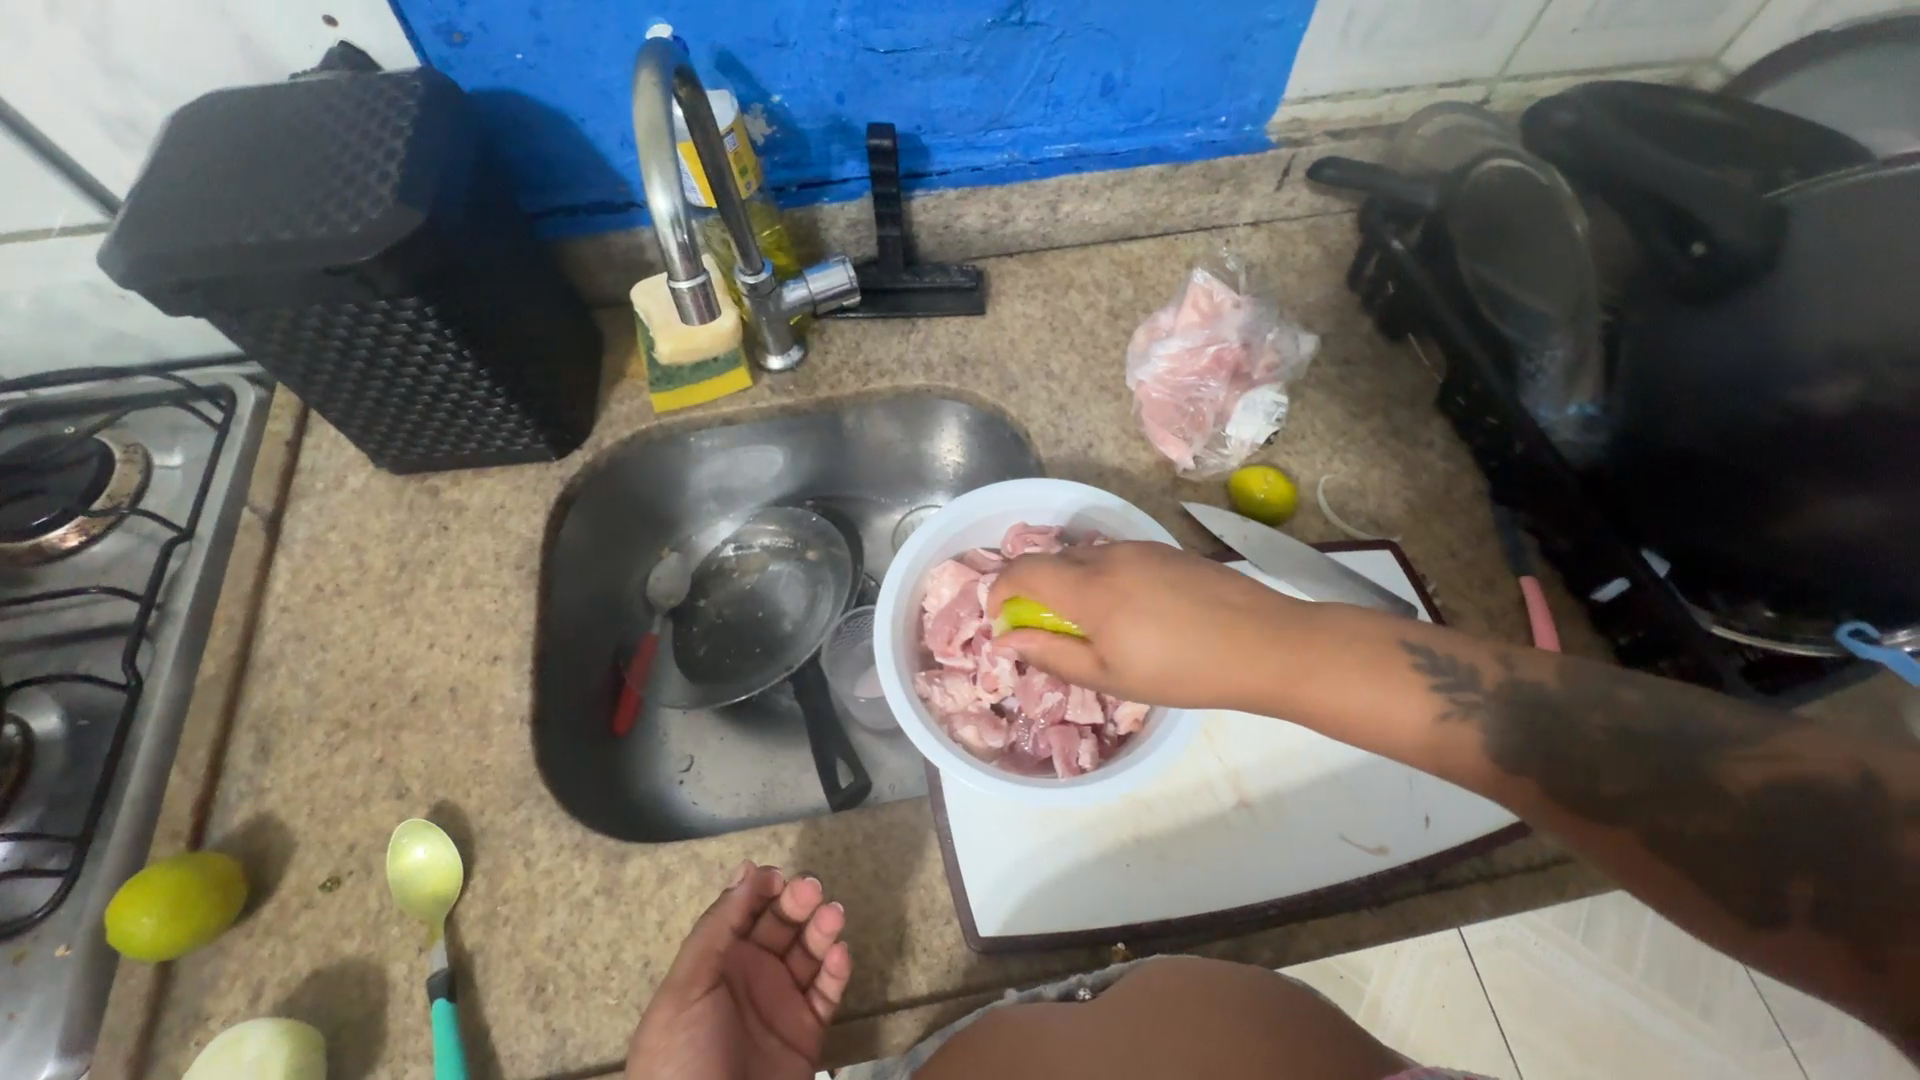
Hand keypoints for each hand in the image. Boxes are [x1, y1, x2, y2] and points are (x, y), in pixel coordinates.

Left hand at [627, 863, 851, 1079]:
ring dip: (820, 930)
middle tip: (811, 890)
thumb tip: (745, 871)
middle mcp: (747, 979)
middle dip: (795, 903)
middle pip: (778, 927)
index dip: (758, 890)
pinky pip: (826, 993)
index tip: (776, 876)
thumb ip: (715, 929)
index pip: (739, 914)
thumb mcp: (684, 992)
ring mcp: (779, 1005)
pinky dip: (836, 971)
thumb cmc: (683, 1062)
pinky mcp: (807, 1033)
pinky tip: (839, 955)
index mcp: (712, 967)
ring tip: (832, 915)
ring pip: (808, 954)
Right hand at [987, 541, 1309, 711]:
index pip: (1022, 571)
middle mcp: (1109, 556)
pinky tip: (1135, 613)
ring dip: (1071, 585)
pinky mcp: (1166, 550)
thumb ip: (1050, 654)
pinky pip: (1116, 557)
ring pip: (1085, 558)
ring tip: (1098, 628)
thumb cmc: (1182, 671)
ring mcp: (1141, 548)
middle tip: (1051, 633)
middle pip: (1052, 561)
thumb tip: (1004, 640)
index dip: (1000, 590)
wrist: (1265, 644)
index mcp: (1089, 588)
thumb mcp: (1110, 677)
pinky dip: (1103, 579)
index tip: (1001, 619)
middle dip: (1036, 592)